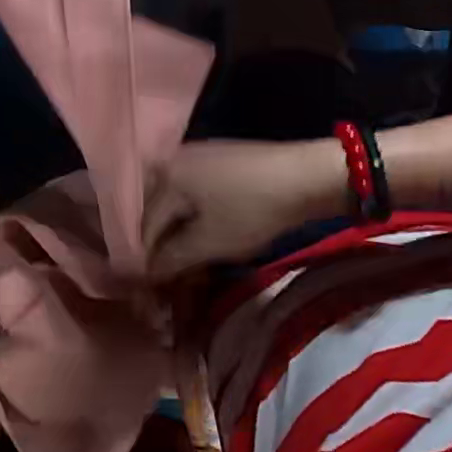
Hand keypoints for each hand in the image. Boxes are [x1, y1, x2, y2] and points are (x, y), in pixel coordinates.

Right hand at [142, 138, 346, 277]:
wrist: (306, 175)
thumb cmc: (252, 209)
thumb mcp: (209, 242)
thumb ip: (172, 259)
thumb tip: (147, 272)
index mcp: (165, 176)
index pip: (145, 230)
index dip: (148, 266)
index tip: (156, 296)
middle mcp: (174, 159)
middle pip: (158, 215)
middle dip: (163, 250)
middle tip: (174, 283)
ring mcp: (198, 156)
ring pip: (177, 206)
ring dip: (179, 236)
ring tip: (191, 265)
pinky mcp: (219, 160)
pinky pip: (194, 194)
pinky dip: (195, 219)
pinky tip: (205, 238)